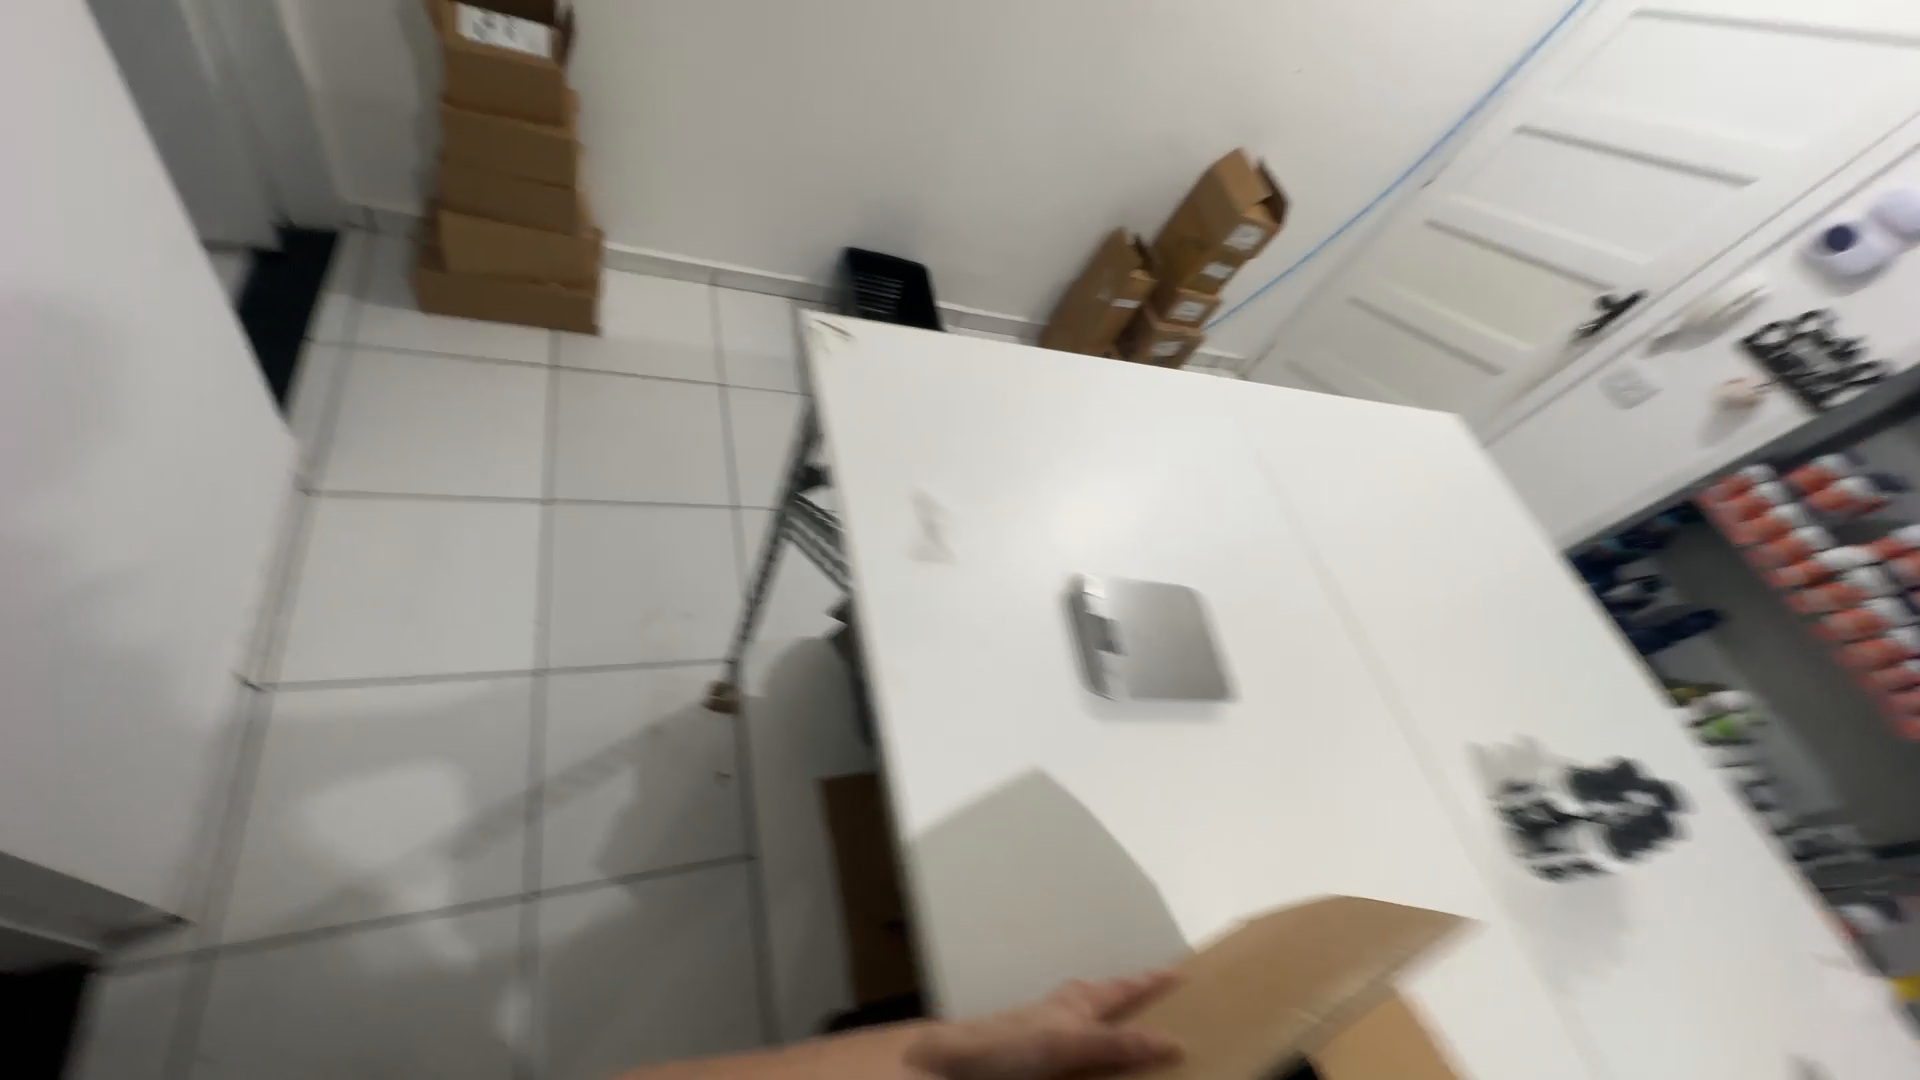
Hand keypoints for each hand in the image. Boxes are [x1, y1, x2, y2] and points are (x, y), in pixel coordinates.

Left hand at [906, 971, 1182, 1079]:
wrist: (953, 1060)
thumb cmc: (1008, 1045)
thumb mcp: (1070, 1042)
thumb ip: (1116, 1042)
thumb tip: (1170, 1040)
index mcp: (1074, 1004)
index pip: (1121, 989)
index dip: (1149, 981)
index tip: (1178, 972)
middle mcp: (1060, 1011)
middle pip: (1099, 992)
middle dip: (1124, 989)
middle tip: (1149, 988)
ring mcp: (1041, 1029)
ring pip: (1079, 1010)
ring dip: (1100, 1009)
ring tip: (1117, 1016)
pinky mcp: (1027, 1050)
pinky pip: (1063, 1034)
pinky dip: (1077, 1032)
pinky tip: (1075, 1052)